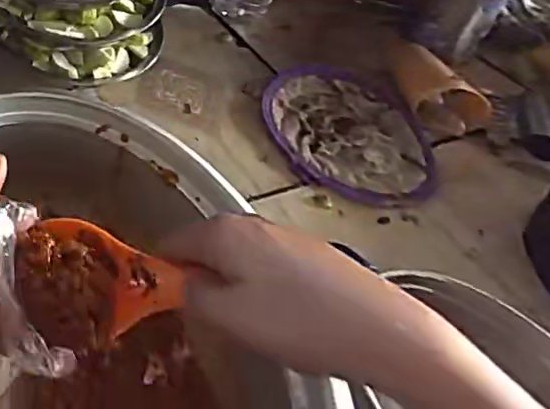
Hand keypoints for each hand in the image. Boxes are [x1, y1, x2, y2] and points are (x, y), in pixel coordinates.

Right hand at [161, 215, 539, 408]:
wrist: (385, 329)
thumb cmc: (301, 322)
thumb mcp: (234, 319)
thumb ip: (194, 298)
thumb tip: (180, 285)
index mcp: (221, 230)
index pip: (171, 242)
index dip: (164, 271)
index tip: (168, 301)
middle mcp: (246, 220)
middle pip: (205, 245)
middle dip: (201, 277)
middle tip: (215, 318)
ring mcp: (280, 231)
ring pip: (237, 255)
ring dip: (233, 282)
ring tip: (255, 322)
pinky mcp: (309, 248)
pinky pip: (266, 262)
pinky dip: (263, 283)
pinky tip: (288, 316)